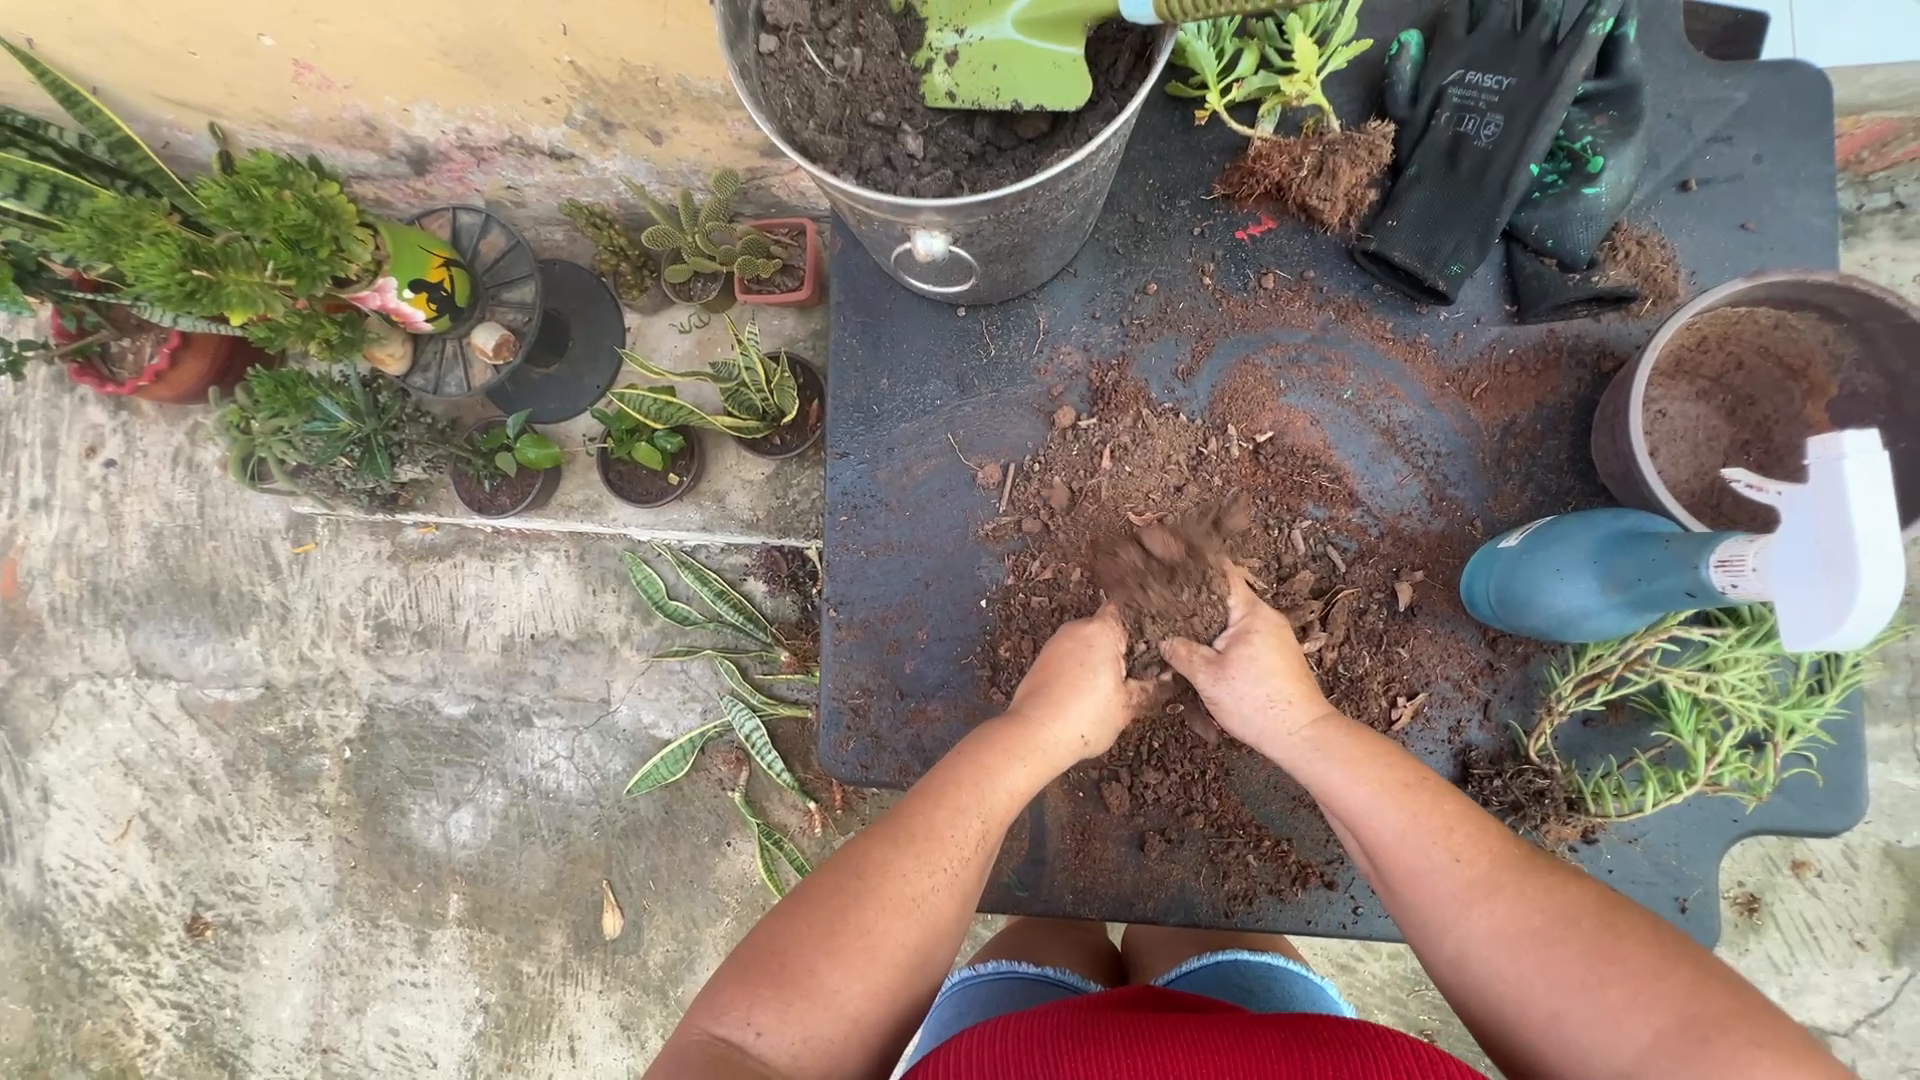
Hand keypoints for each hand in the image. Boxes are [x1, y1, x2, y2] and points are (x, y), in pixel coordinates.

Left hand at [1004, 603, 1149, 768]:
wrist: (1034, 734)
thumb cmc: (1082, 718)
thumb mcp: (1129, 705)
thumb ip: (1154, 687)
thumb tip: (1171, 679)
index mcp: (1100, 631)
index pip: (1127, 611)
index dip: (1143, 625)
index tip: (1154, 644)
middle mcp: (1076, 629)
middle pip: (1108, 629)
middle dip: (1123, 649)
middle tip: (1139, 676)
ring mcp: (1056, 643)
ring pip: (1089, 644)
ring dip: (1102, 661)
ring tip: (1113, 691)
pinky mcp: (1044, 659)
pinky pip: (1071, 656)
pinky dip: (1082, 670)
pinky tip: (1089, 695)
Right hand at [1160, 561, 1340, 757]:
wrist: (1302, 737)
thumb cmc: (1256, 703)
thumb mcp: (1207, 676)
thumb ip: (1180, 652)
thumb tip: (1162, 640)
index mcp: (1252, 613)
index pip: (1224, 574)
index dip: (1197, 569)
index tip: (1173, 567)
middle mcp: (1267, 619)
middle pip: (1225, 601)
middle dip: (1197, 607)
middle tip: (1167, 611)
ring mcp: (1275, 638)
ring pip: (1233, 625)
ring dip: (1210, 632)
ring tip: (1181, 638)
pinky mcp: (1276, 657)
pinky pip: (1244, 642)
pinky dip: (1224, 648)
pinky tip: (1205, 660)